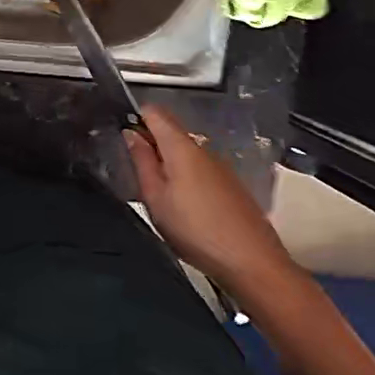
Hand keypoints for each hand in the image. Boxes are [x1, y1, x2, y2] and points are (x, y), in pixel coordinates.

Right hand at [125, 104, 297, 291]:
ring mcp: (220, 167)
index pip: (154, 112)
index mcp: (181, 147)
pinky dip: (184, 177)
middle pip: (171, 131)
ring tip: (155, 192)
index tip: (123, 137)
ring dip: (166, 162)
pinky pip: (199, 169)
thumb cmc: (194, 229)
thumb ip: (141, 161)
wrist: (251, 262)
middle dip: (149, 142)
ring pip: (185, 152)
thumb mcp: (155, 197)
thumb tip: (131, 134)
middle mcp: (204, 149)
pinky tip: (181, 205)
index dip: (135, 117)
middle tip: (134, 171)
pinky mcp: (231, 185)